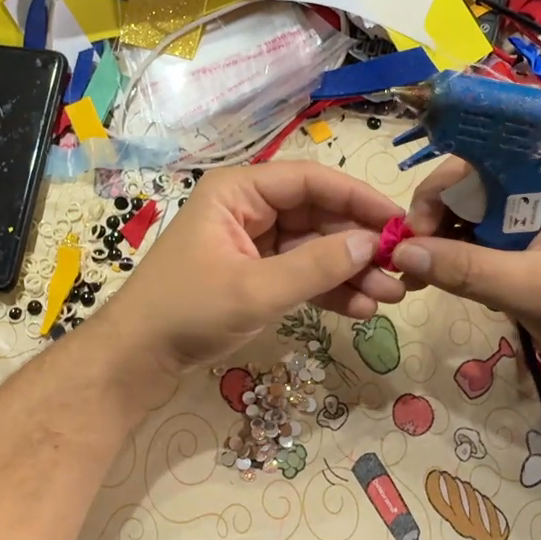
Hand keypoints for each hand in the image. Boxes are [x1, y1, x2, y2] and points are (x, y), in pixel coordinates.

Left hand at [94, 162, 405, 374]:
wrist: (138, 358)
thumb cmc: (188, 312)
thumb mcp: (256, 289)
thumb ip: (316, 266)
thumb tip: (372, 243)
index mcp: (238, 192)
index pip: (311, 181)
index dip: (359, 199)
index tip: (400, 223)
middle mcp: (246, 209)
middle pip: (317, 215)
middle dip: (358, 244)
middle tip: (402, 271)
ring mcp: (250, 243)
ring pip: (312, 248)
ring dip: (349, 272)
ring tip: (391, 297)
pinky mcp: (252, 275)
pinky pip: (299, 274)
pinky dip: (327, 290)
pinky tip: (361, 309)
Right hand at [392, 158, 540, 388]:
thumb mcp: (539, 289)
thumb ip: (469, 269)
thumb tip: (401, 252)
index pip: (503, 149)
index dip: (456, 172)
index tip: (424, 214)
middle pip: (480, 178)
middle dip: (440, 209)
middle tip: (410, 247)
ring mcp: (537, 221)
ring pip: (473, 212)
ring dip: (439, 236)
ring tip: (412, 269)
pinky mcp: (525, 252)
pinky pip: (477, 242)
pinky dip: (450, 258)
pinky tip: (426, 278)